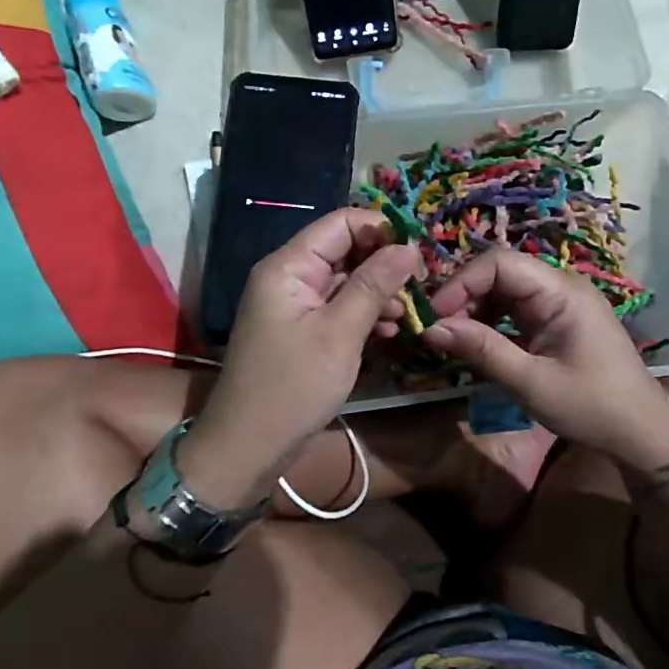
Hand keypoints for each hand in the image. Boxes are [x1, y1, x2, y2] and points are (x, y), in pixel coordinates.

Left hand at [180, 209, 417, 502]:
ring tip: (407, 314)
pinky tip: (389, 329)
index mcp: (289, 266)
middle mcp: (289, 276)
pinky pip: (338, 306)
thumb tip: (409, 246)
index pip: (340, 223)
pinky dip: (363, 313)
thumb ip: (373, 285)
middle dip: (383, 264)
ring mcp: (294, 304)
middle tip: (419, 287)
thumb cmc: (293, 386)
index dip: (381, 230)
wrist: (249, 445)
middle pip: (344, 250)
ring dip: (377, 291)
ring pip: (345, 280)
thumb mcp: (339, 333)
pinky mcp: (302, 329)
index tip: (418, 253)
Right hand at [419, 249, 668, 469]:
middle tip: (438, 332)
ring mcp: (559, 303)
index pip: (499, 263)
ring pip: (503, 291)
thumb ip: (482, 350)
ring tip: (454, 341)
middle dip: (464, 297)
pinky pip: (514, 309)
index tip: (434, 316)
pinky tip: (477, 345)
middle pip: (499, 273)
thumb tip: (431, 329)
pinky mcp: (556, 320)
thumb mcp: (530, 382)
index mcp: (562, 292)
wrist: (639, 432)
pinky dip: (491, 323)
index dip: (461, 283)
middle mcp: (560, 286)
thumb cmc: (590, 406)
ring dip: (474, 311)